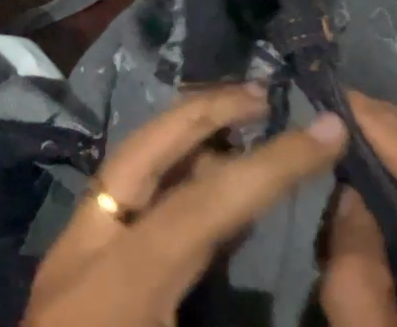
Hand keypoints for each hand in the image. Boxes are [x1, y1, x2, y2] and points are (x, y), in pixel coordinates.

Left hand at [25, 83, 349, 326]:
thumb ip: (236, 300)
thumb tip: (304, 279)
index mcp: (116, 288)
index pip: (205, 200)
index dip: (272, 163)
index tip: (328, 129)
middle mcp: (83, 254)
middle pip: (142, 151)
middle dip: (205, 112)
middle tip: (265, 96)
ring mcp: (68, 261)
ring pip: (126, 169)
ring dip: (183, 139)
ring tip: (240, 128)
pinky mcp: (68, 277)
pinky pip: (122, 202)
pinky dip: (166, 177)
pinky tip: (203, 187)